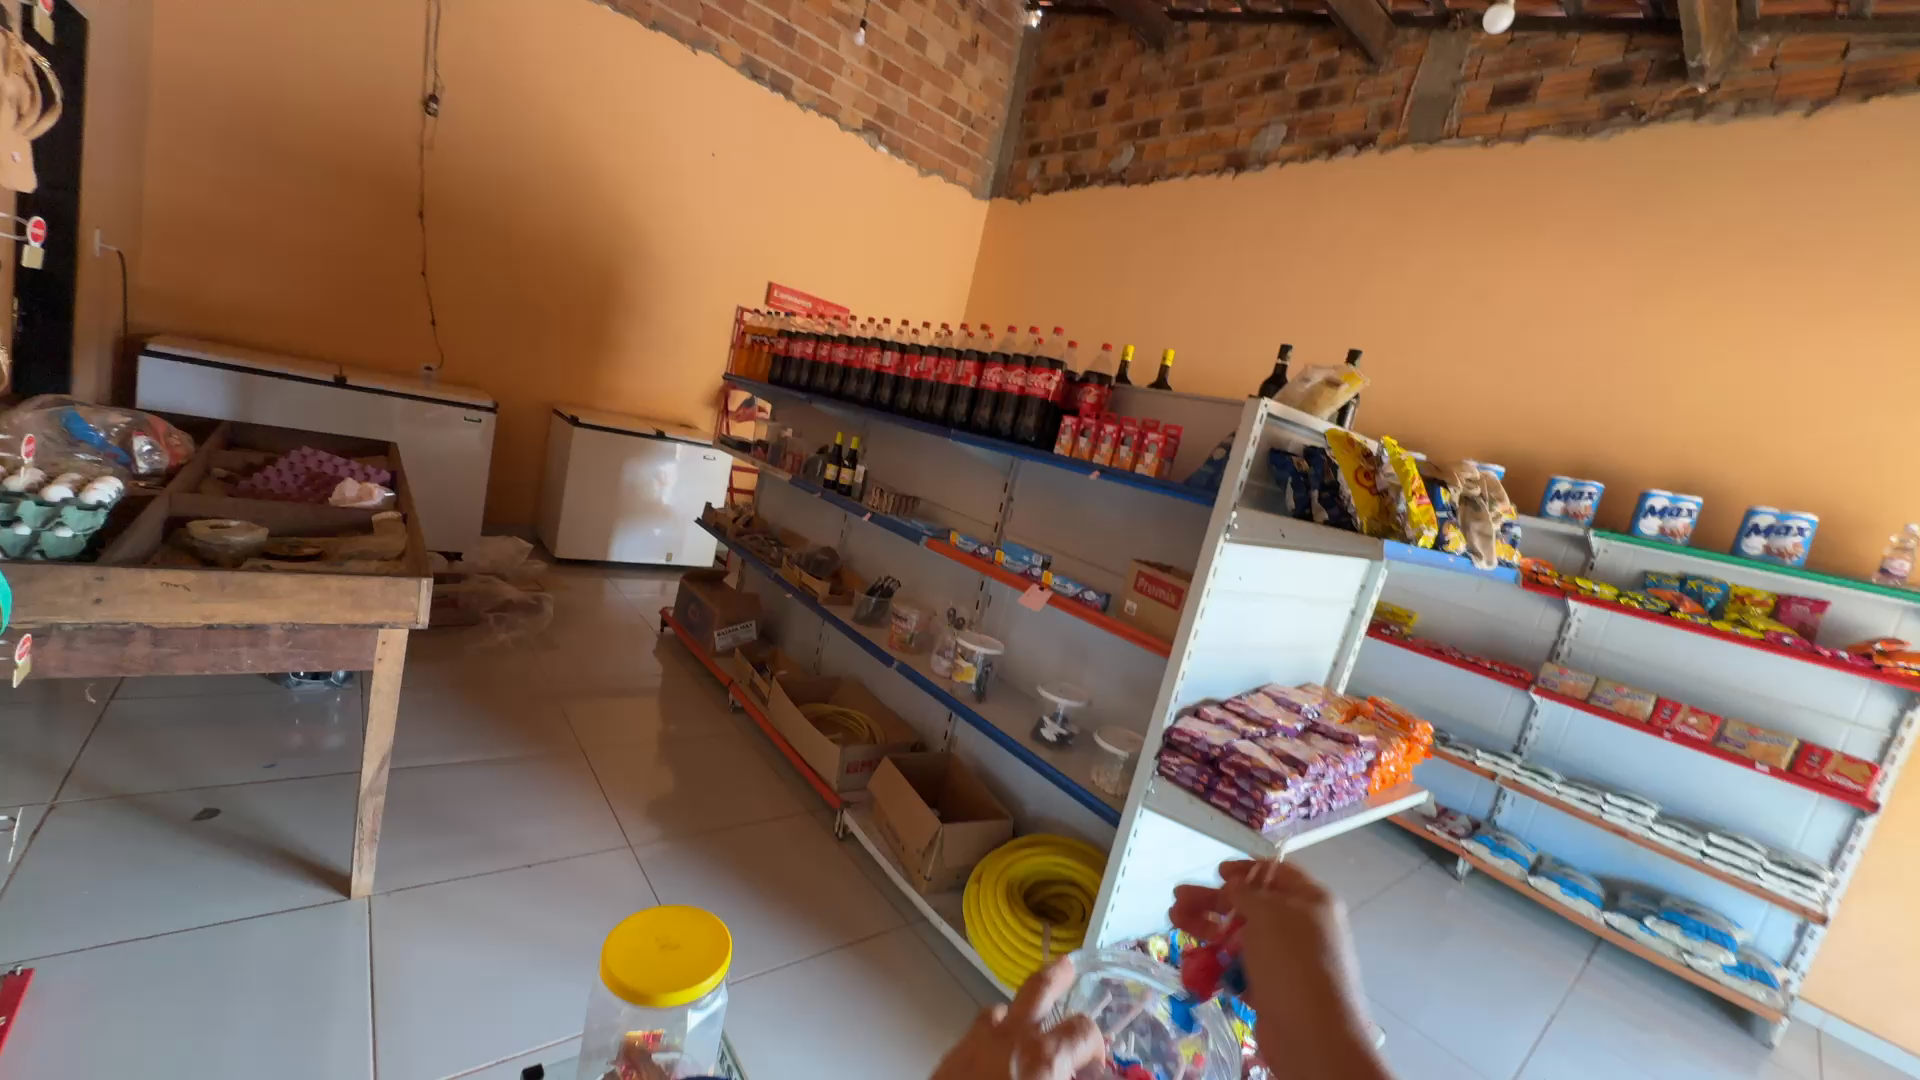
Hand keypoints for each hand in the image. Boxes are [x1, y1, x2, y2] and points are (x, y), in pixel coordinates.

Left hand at [930, 956, 1103, 1079]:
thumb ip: (1065, 1076)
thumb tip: (1075, 1071)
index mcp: (1045, 1058)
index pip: (1084, 1031)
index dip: (1095, 1043)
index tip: (1095, 1062)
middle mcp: (1013, 1038)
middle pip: (1039, 989)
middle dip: (1057, 976)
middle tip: (1068, 966)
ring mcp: (979, 1040)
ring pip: (1004, 1008)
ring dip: (1021, 1010)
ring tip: (1031, 1016)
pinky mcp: (953, 1052)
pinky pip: (978, 1028)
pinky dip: (994, 1031)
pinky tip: (996, 1046)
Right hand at [1171, 860, 1388, 1078]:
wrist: (1313, 1037)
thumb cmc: (1293, 961)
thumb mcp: (1267, 913)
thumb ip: (1245, 892)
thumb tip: (1235, 887)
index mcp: (1311, 901)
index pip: (1277, 872)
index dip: (1246, 869)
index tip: (1217, 871)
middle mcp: (1301, 926)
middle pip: (1250, 903)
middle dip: (1213, 898)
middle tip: (1178, 895)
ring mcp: (1286, 958)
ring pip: (1240, 932)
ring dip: (1206, 923)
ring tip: (1173, 917)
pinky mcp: (1271, 986)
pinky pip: (1239, 962)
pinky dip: (1216, 956)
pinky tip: (1192, 954)